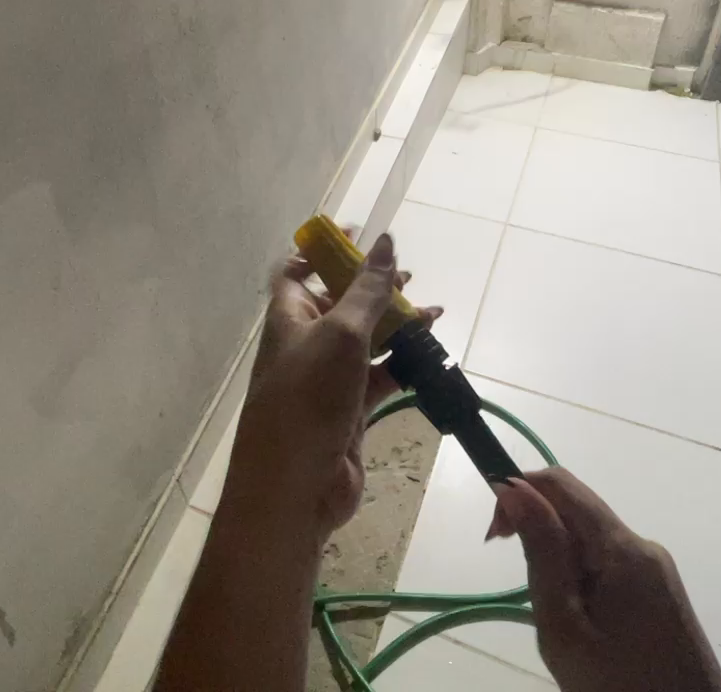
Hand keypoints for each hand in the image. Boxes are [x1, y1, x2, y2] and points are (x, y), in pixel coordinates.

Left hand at [230, 233, 438, 535]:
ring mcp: (328, 376)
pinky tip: (431, 350)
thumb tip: (384, 240)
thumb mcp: (341, 333)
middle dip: (371, 286)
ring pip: (365, 338)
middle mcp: (306, 341)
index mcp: (289, 315)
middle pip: (339, 302)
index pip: (298, 270)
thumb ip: (367, 290)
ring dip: (395, 323)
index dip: (323, 249)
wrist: (296, 487)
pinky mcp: (350, 408)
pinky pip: (380, 373)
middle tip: (406, 274)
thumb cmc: (309, 396)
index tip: (358, 234)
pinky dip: (404, 361)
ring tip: (431, 310)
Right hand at [491, 468, 720, 691]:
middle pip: (575, 508)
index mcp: (621, 547)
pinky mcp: (661, 593)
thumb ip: (540, 551)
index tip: (495, 538)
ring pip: (589, 539)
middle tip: (523, 588)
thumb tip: (513, 486)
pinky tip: (582, 625)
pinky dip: (580, 577)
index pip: (559, 483)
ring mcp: (656, 570)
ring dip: (557, 559)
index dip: (519, 490)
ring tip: (555, 618)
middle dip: (536, 529)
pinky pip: (607, 563)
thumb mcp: (564, 626)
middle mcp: (642, 546)